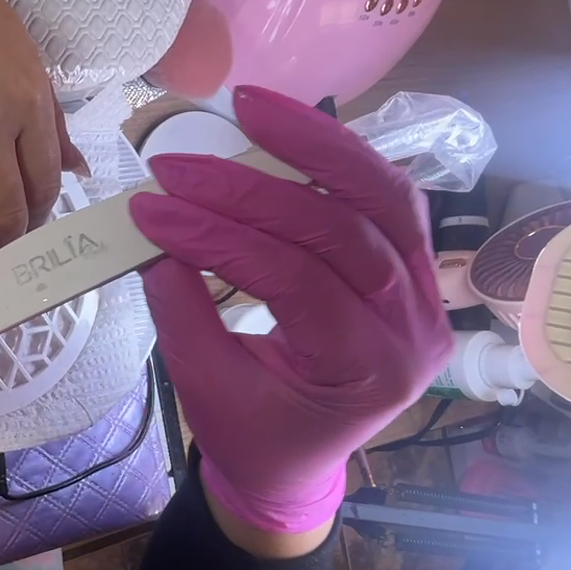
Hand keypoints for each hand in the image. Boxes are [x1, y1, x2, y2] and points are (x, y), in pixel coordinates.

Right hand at [130, 87, 451, 534]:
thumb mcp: (204, 386)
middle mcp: (412, 324)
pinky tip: (287, 129)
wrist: (291, 462)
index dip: (215, 237)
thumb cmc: (248, 434)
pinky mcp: (407, 268)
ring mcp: (421, 291)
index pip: (292, 279)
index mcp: (365, 368)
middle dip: (250, 188)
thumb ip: (183, 311)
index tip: (148, 211)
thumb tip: (156, 238)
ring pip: (382, 195)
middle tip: (175, 165)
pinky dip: (333, 157)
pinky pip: (380, 199)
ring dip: (312, 143)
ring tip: (249, 107)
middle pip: (343, 226)